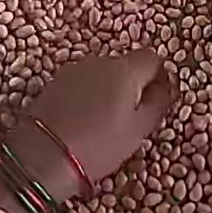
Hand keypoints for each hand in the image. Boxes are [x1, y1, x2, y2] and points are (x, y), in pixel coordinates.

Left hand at [10, 49, 176, 198]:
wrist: (43, 154)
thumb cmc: (99, 145)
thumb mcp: (138, 129)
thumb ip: (158, 102)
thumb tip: (167, 86)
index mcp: (125, 70)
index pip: (152, 58)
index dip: (159, 76)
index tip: (158, 98)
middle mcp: (99, 61)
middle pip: (126, 65)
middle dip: (133, 85)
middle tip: (132, 118)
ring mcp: (74, 69)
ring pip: (103, 74)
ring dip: (109, 90)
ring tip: (105, 123)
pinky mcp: (55, 81)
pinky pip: (83, 82)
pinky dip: (88, 95)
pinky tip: (84, 120)